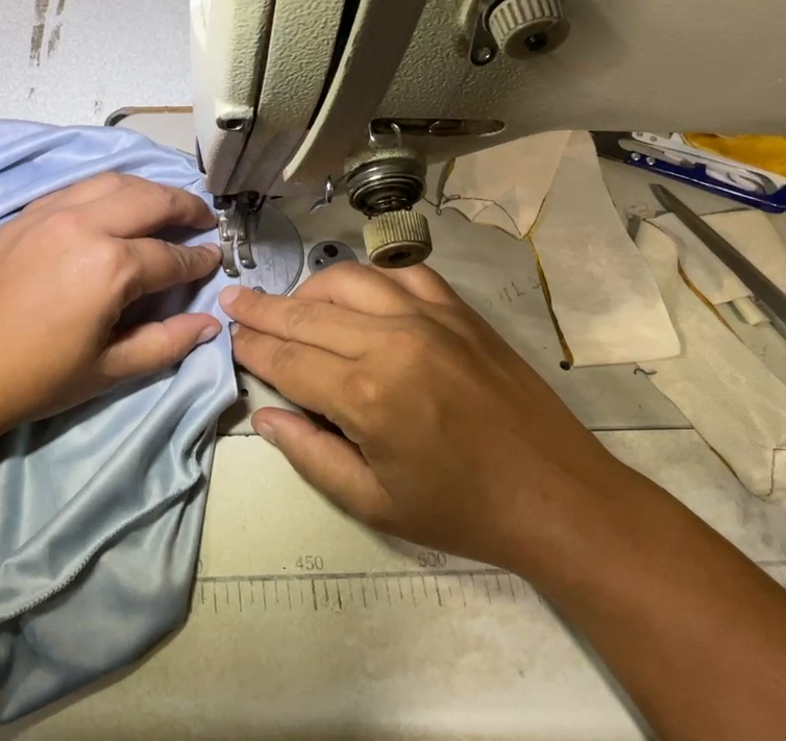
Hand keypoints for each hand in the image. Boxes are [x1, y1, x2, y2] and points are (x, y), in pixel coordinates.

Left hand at [0, 172, 220, 448]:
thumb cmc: (32, 379)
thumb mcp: (108, 370)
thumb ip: (166, 342)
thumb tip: (210, 325)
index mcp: (112, 266)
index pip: (171, 256)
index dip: (199, 261)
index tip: (215, 260)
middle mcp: (84, 225)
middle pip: (149, 199)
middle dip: (184, 206)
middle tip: (203, 219)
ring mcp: (48, 213)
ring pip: (111, 181)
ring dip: (146, 189)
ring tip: (164, 205)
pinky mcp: (21, 215)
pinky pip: (75, 188)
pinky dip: (105, 190)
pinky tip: (111, 208)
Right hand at [223, 263, 645, 575]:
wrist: (558, 497)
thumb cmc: (460, 511)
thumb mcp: (373, 504)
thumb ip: (309, 455)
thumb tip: (263, 415)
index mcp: (365, 395)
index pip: (286, 359)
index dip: (251, 347)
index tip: (227, 335)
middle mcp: (391, 342)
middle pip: (307, 314)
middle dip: (263, 309)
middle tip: (233, 301)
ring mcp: (430, 319)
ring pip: (349, 281)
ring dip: (309, 289)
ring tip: (289, 303)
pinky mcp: (461, 312)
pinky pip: (403, 274)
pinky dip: (371, 277)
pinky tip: (357, 292)